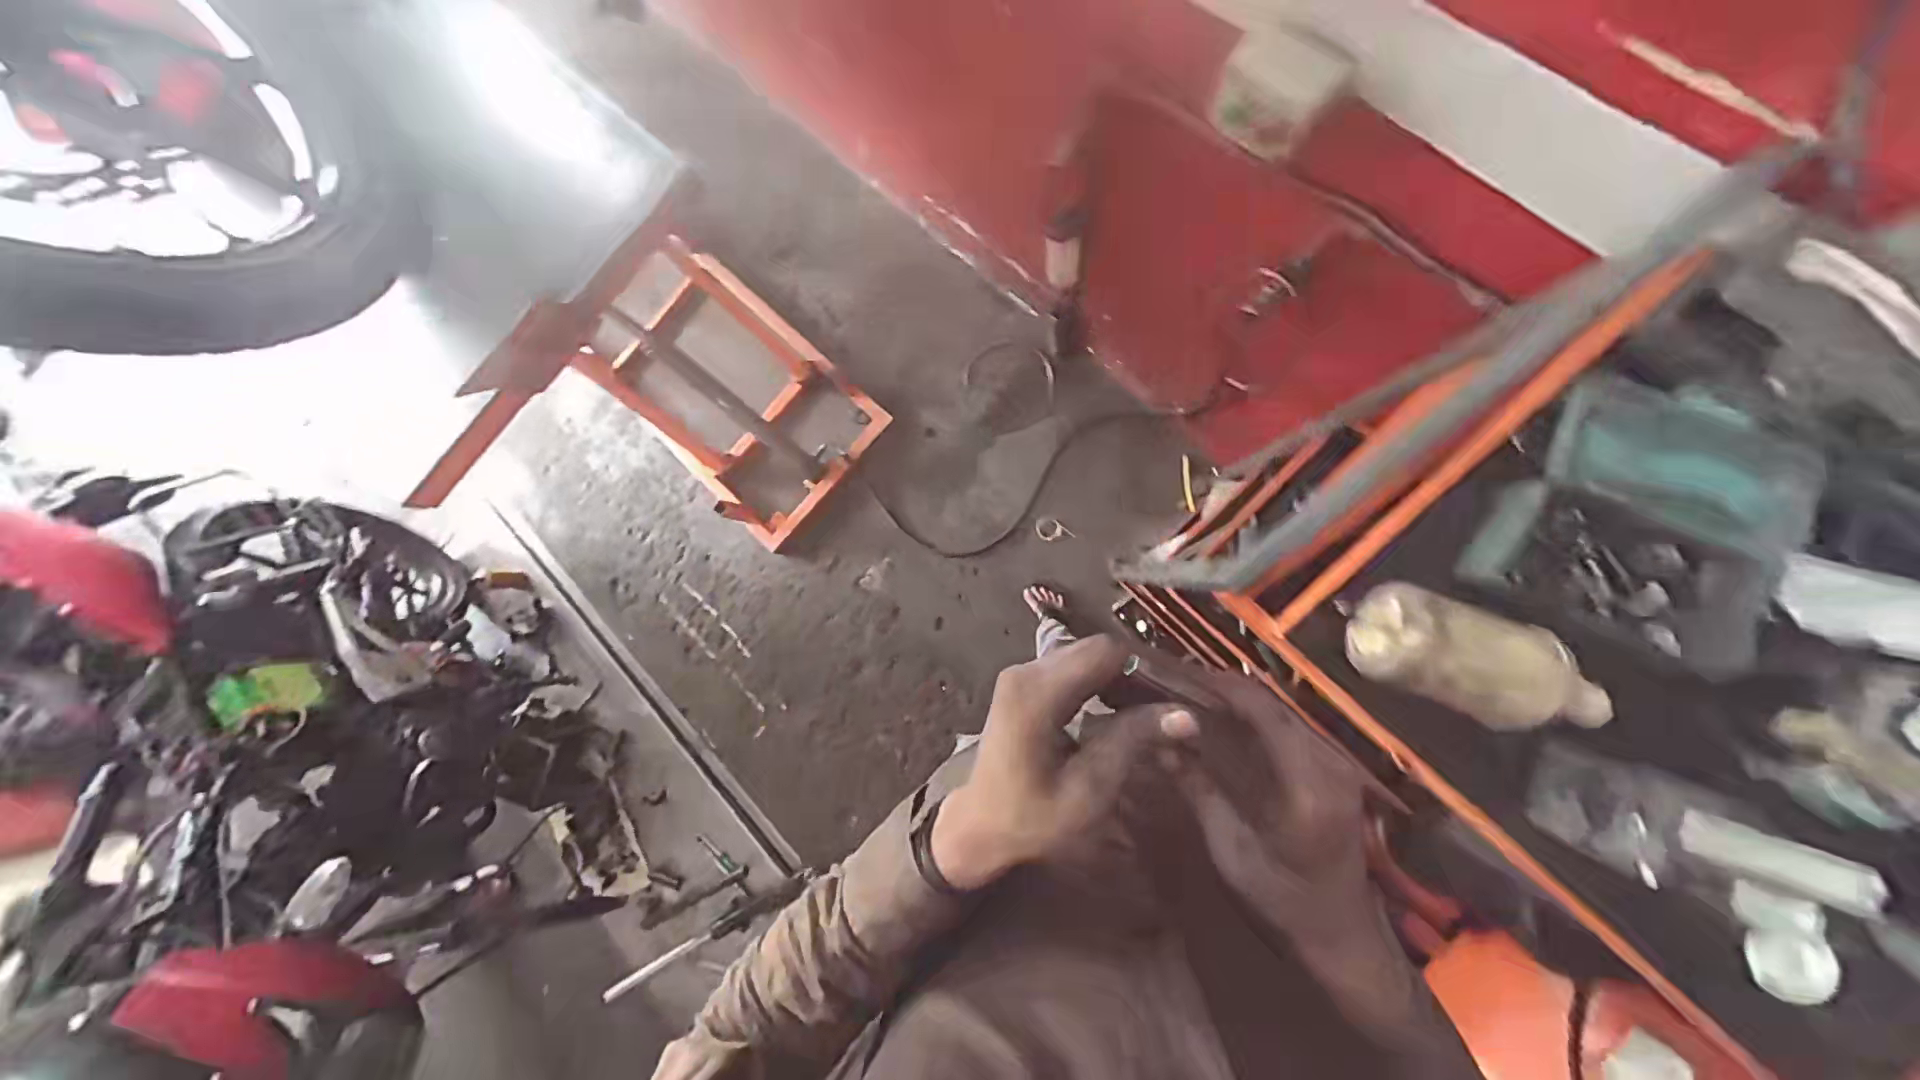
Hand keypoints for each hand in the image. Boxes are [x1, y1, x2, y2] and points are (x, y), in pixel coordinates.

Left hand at [931, 635, 1187, 889]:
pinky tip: (1124, 711)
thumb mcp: (1088, 790)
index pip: (1106, 652)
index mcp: (1035, 692)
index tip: (1183, 696)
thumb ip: (1132, 741)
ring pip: (1088, 656)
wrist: (978, 827)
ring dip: (1124, 678)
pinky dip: (1104, 683)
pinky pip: (1074, 668)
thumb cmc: (1030, 819)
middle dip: (1140, 674)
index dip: (1149, 668)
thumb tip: (1186, 715)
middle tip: (1175, 707)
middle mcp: (1026, 670)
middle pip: (1097, 649)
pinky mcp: (1024, 683)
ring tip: (1156, 711)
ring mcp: (1022, 673)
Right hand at [1160, 667, 1370, 934]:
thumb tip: (1159, 742)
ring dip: (1239, 697)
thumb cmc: (1282, 902)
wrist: (1343, 938)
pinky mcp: (1336, 770)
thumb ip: (1199, 790)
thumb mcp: (1230, 851)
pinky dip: (1255, 714)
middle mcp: (1329, 766)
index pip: (1263, 711)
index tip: (1180, 674)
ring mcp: (1339, 766)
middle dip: (1224, 686)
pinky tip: (1226, 717)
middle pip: (1273, 703)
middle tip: (1178, 679)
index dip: (1221, 685)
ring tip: (1194, 691)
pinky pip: (1290, 725)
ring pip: (1283, 709)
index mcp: (1305, 787)